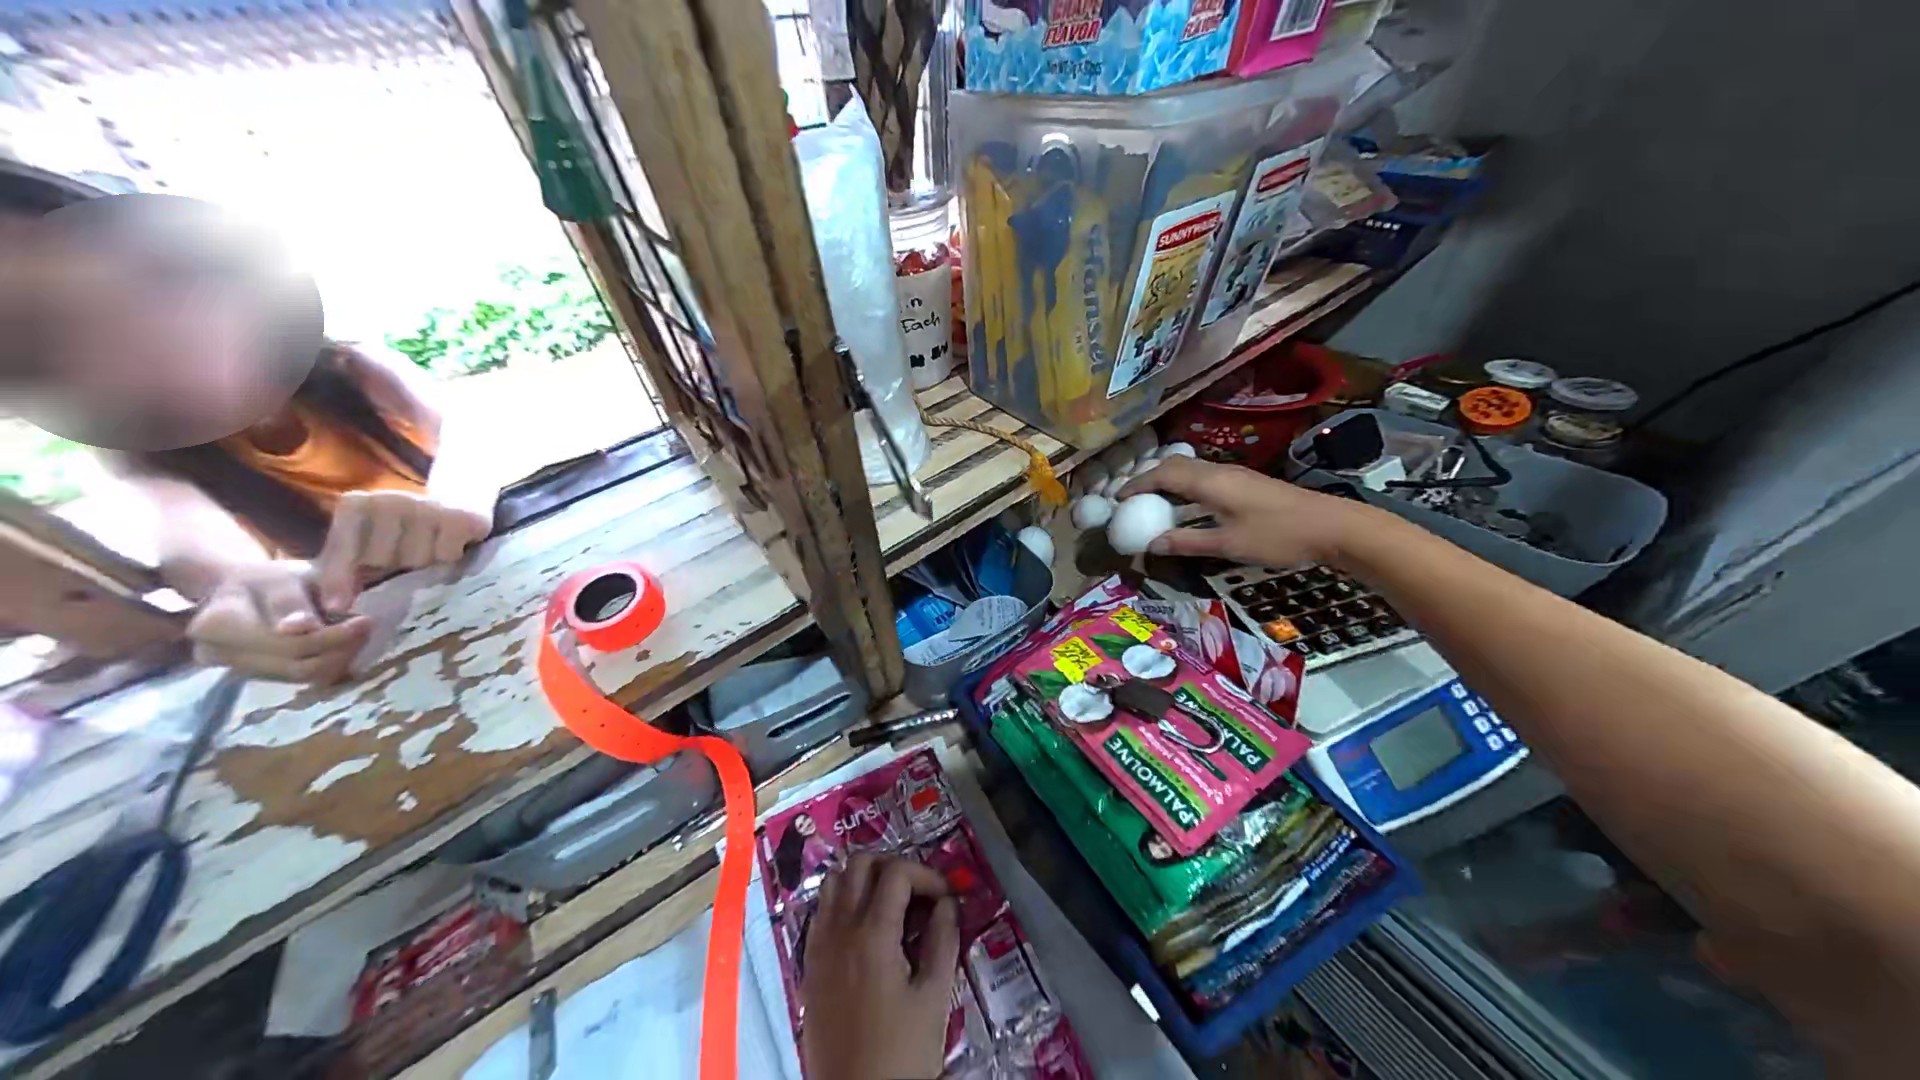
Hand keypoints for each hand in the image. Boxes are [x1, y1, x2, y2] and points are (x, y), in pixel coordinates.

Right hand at [187, 561, 371, 682]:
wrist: (244, 591)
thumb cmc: (269, 579)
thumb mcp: (283, 577)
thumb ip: (289, 600)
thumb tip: (300, 627)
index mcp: (217, 624)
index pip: (283, 642)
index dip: (330, 636)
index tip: (365, 620)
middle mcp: (217, 653)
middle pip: (295, 664)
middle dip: (340, 648)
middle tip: (368, 627)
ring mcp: (236, 668)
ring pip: (301, 675)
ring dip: (339, 658)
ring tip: (360, 634)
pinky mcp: (256, 676)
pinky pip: (301, 679)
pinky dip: (330, 664)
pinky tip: (345, 644)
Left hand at [312, 490, 489, 611]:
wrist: (456, 509)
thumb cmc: (403, 534)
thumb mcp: (364, 548)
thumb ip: (344, 572)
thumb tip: (336, 607)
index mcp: (357, 504)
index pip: (343, 546)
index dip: (338, 577)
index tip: (337, 606)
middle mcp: (391, 499)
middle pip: (380, 558)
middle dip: (391, 567)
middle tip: (402, 559)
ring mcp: (428, 505)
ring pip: (417, 559)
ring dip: (424, 565)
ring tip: (429, 553)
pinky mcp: (461, 517)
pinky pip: (447, 556)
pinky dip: (451, 559)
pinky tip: (453, 547)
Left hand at [801, 855, 959, 1079]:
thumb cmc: (901, 1055)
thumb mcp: (934, 998)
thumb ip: (943, 940)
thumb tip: (948, 903)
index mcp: (871, 934)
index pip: (897, 872)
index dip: (927, 875)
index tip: (946, 900)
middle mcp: (838, 929)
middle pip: (860, 863)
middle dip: (894, 867)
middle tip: (919, 894)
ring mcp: (818, 946)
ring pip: (835, 881)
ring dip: (865, 880)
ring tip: (893, 906)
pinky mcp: (809, 965)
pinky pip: (822, 911)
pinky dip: (845, 903)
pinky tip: (867, 931)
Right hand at [1117, 455, 1380, 567]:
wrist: (1333, 527)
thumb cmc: (1277, 536)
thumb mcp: (1228, 544)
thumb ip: (1187, 542)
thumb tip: (1152, 544)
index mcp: (1210, 482)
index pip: (1162, 474)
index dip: (1137, 485)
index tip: (1117, 500)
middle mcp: (1220, 472)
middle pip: (1175, 467)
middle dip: (1149, 480)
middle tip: (1132, 501)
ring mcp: (1236, 476)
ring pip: (1191, 471)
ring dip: (1168, 483)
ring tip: (1154, 504)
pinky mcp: (1247, 484)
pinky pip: (1205, 479)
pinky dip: (1186, 489)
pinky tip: (1188, 508)